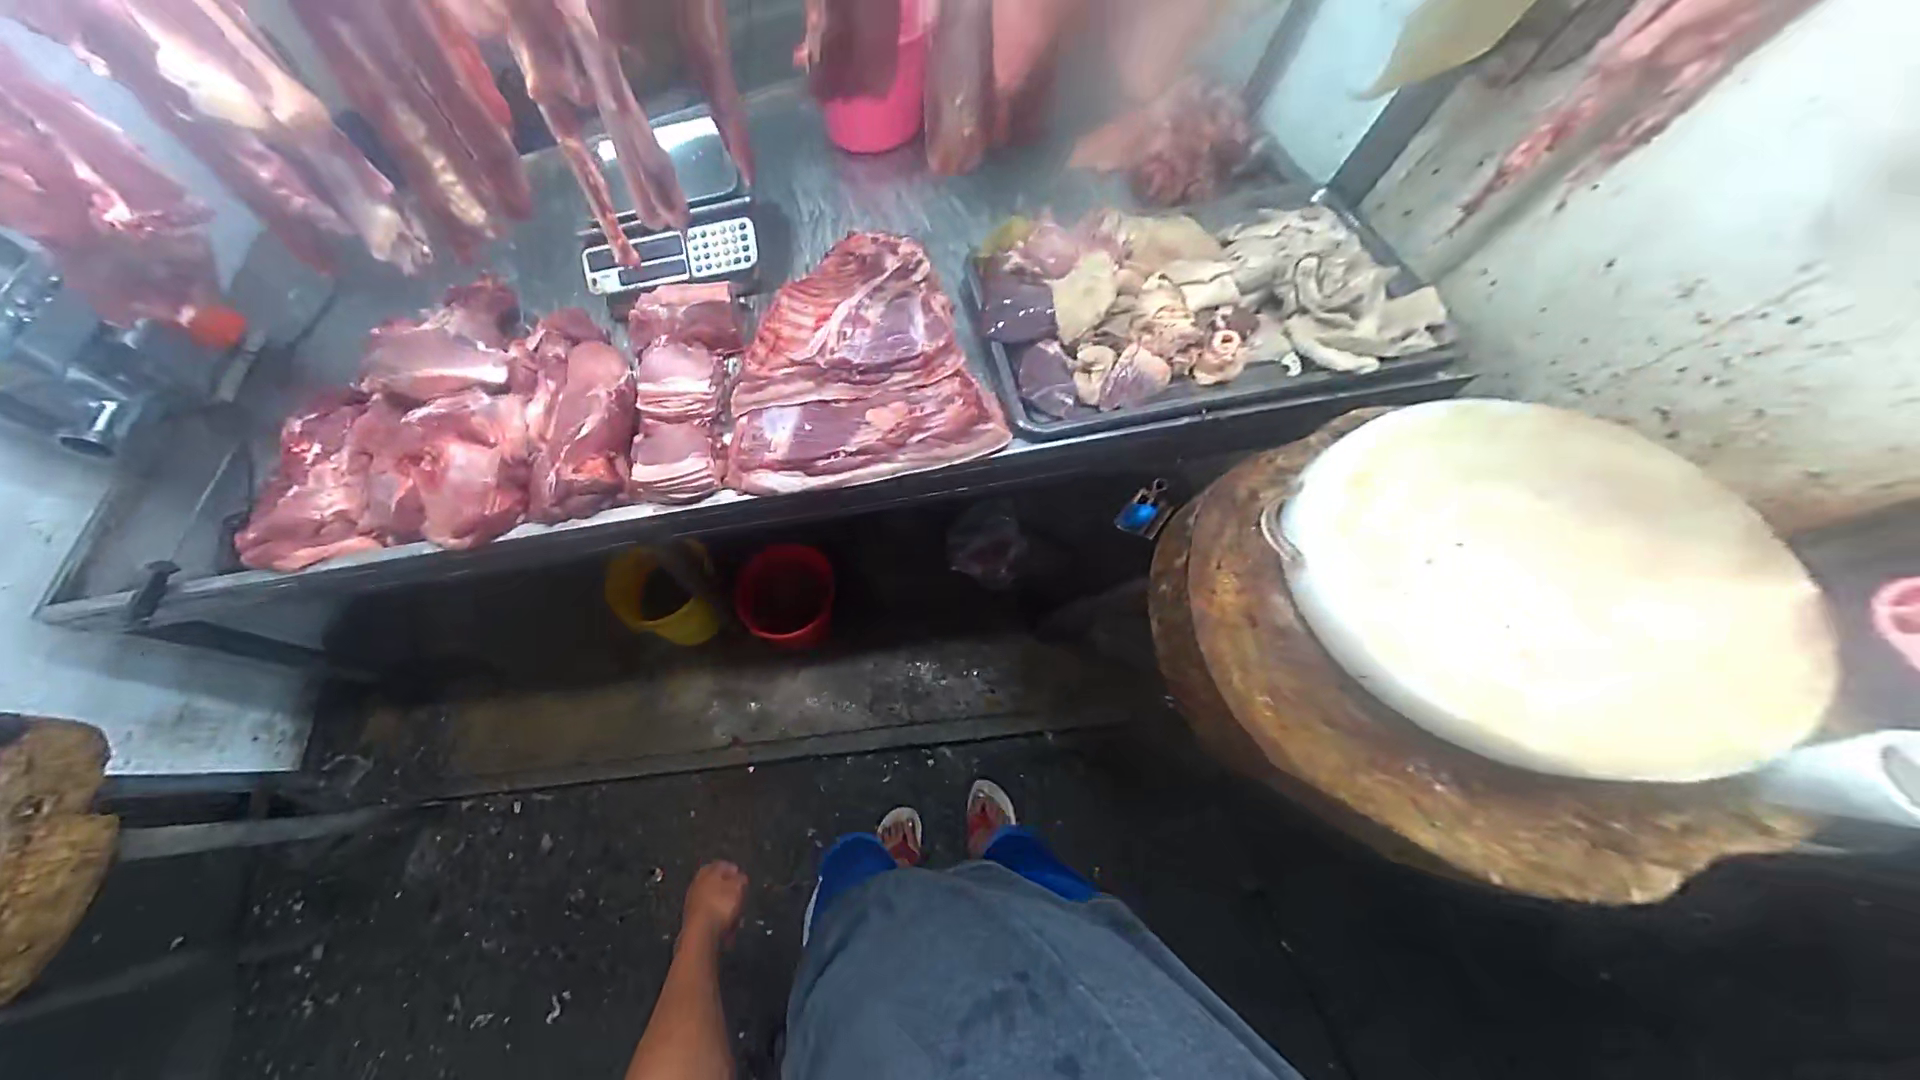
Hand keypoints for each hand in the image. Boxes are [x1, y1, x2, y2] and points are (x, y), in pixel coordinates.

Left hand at [680, 861, 747, 948]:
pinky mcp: (692, 918)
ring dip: (724, 905)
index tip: (743, 879)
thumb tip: (739, 876)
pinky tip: (726, 924)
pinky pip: (710, 913)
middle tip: (740, 895)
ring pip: (713, 899)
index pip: (722, 865)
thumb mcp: (737, 887)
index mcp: (707, 871)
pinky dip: (718, 916)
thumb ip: (740, 878)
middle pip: (716, 882)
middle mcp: (697, 883)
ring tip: (735, 913)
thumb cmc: (721, 904)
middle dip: (728, 889)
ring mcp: (692, 902)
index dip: (734, 870)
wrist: (700, 933)